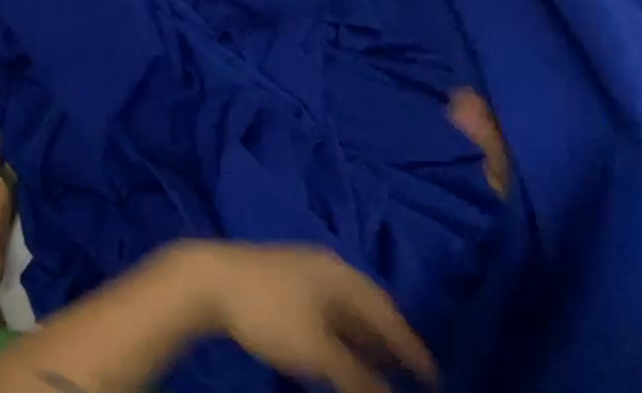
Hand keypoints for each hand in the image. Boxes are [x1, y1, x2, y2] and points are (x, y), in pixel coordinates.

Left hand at [171, 242, 437, 392]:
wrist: (208, 279)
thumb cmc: (268, 312)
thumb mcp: (316, 350)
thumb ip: (356, 375)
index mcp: (342, 275)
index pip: (389, 313)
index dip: (411, 346)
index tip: (433, 375)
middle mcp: (328, 266)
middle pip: (369, 306)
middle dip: (389, 339)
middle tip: (410, 372)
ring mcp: (303, 268)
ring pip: (345, 306)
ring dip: (364, 336)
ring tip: (379, 367)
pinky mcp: (282, 277)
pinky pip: (325, 306)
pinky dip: (340, 330)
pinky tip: (336, 348)